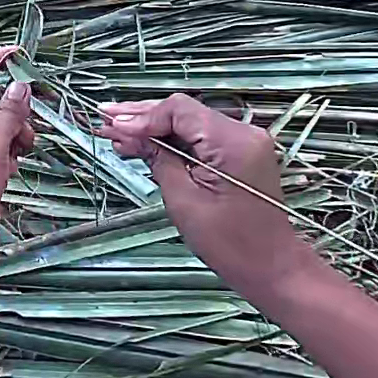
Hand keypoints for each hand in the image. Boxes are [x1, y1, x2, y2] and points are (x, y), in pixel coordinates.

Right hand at [95, 94, 303, 280]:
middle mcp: (243, 132)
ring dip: (153, 127)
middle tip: (105, 119)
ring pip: (189, 122)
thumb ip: (158, 160)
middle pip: (183, 111)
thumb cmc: (230, 243)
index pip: (179, 110)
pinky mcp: (240, 152)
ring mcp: (244, 140)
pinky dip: (172, 140)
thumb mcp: (184, 201)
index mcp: (233, 141)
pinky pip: (200, 137)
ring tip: (116, 132)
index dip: (142, 116)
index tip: (112, 125)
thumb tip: (130, 135)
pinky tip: (142, 144)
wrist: (272, 267)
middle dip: (142, 117)